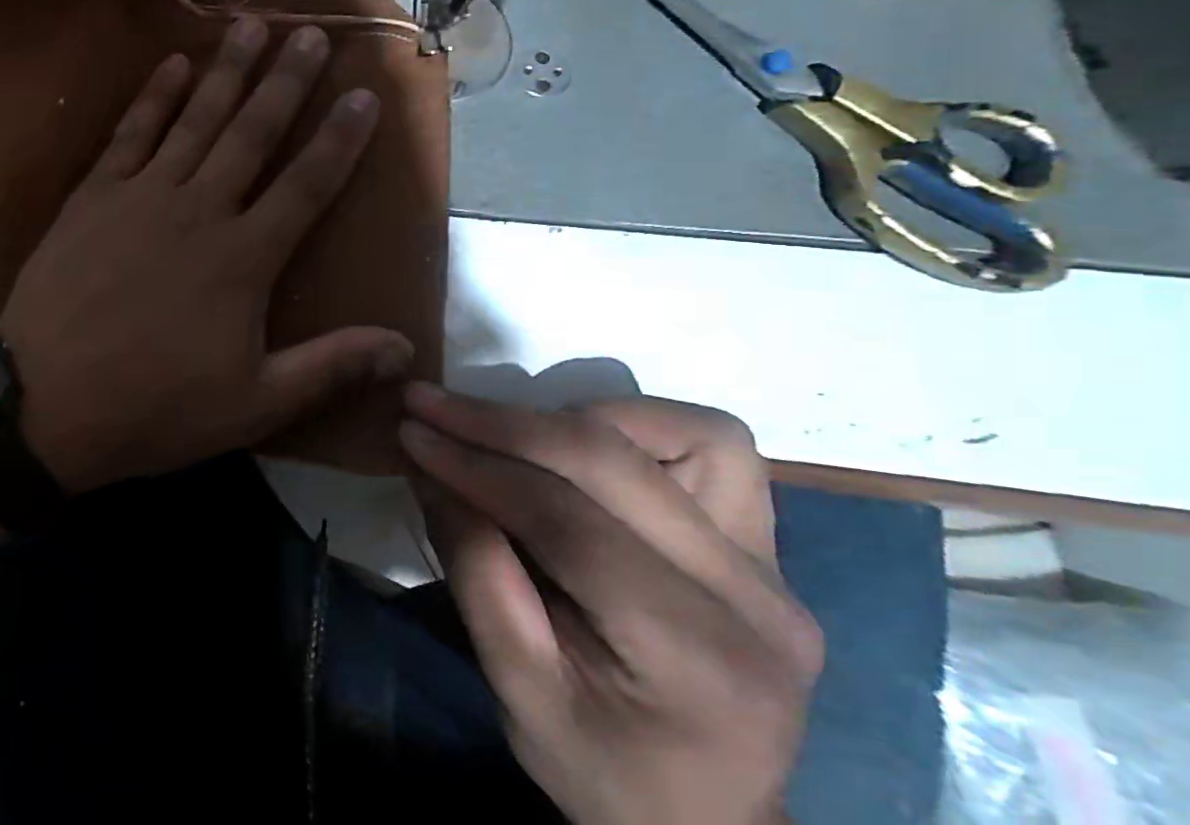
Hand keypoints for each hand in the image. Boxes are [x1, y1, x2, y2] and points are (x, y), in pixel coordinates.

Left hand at [0, 17, 413, 492]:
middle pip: (253, 133)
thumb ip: (330, 367)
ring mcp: (141, 197)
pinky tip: (173, 64)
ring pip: (195, 119)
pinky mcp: (93, 198)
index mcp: (244, 258)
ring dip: (227, 70)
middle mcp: (199, 211)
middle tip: (310, 32)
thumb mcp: (256, 404)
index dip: (340, 139)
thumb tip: (405, 349)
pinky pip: (130, 133)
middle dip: (286, 82)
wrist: (43, 406)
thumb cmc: (157, 407)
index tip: (364, 94)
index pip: (306, 185)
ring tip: (252, 25)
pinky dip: (154, 97)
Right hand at [400, 385, 823, 824]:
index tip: (413, 433)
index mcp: (693, 657)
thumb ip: (477, 575)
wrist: (704, 819)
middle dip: (508, 424)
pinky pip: (714, 446)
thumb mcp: (518, 695)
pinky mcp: (771, 543)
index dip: (481, 468)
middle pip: (618, 464)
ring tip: (509, 434)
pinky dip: (639, 428)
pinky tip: (583, 447)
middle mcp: (756, 597)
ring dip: (581, 419)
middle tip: (432, 407)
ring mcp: (776, 564)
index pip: (570, 524)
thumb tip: (431, 469)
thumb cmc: (602, 771)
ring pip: (687, 433)